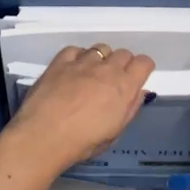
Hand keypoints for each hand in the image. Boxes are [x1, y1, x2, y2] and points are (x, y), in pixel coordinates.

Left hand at [0, 43, 156, 169]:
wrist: (45, 136)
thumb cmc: (84, 142)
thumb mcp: (115, 132)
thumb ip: (130, 108)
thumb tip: (139, 92)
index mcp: (124, 86)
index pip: (144, 63)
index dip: (142, 69)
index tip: (136, 78)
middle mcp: (107, 69)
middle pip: (123, 53)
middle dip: (122, 64)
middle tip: (113, 81)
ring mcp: (82, 62)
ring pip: (100, 48)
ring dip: (101, 59)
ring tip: (92, 74)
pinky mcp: (60, 62)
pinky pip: (75, 50)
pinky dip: (78, 57)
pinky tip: (72, 70)